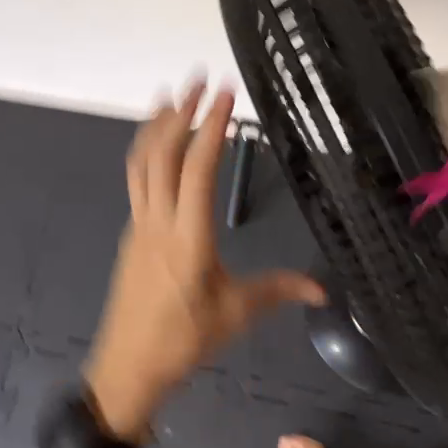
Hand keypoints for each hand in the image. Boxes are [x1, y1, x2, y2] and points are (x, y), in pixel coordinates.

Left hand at [86, 80, 323, 438]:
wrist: (126, 369)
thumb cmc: (183, 341)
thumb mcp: (235, 315)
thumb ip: (277, 292)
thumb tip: (321, 290)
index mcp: (187, 236)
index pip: (198, 169)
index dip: (211, 128)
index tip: (224, 94)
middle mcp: (158, 221)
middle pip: (163, 154)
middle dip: (181, 112)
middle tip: (199, 78)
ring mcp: (140, 226)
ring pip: (142, 164)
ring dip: (156, 126)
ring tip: (170, 95)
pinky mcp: (133, 235)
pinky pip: (137, 180)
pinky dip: (146, 151)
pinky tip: (156, 144)